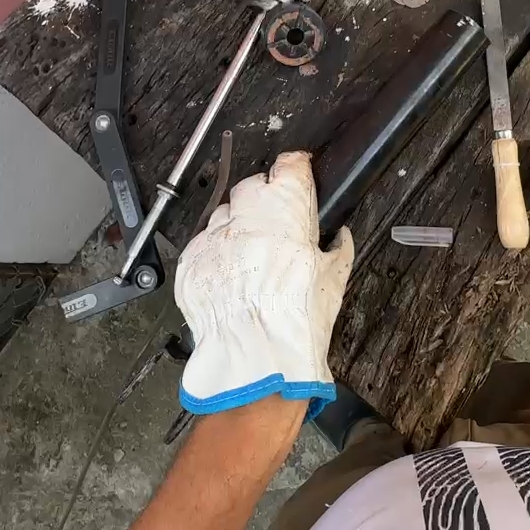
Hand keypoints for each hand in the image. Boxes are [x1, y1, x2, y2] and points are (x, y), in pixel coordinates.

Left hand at [174, 151, 353, 416]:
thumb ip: (338, 248)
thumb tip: (339, 233)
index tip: (297, 176)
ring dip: (236, 224)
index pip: (287, 166)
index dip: (294, 170)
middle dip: (263, 197)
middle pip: (251, 186)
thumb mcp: (333, 280)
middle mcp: (245, 216)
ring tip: (249, 254)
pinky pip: (203, 244)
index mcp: (284, 213)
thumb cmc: (299, 321)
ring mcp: (213, 238)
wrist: (255, 363)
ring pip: (223, 214)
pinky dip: (216, 253)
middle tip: (274, 222)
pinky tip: (230, 275)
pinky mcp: (190, 261)